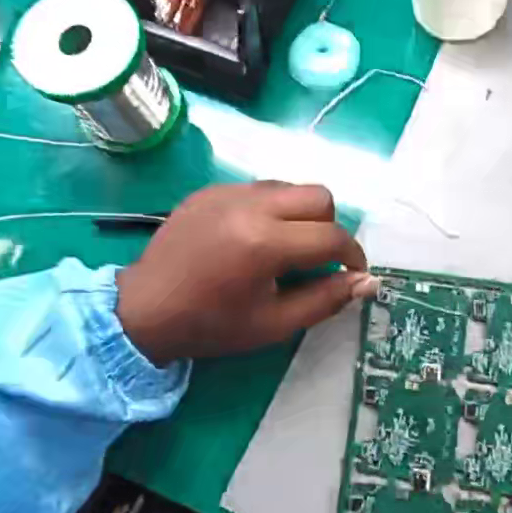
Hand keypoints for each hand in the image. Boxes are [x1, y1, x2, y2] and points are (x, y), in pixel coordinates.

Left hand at [116, 182, 377, 364]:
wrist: (145, 311)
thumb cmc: (210, 325)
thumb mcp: (273, 323)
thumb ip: (325, 300)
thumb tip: (367, 282)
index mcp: (265, 242)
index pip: (331, 236)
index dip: (352, 257)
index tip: (352, 274)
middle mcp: (249, 205)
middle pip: (318, 195)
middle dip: (329, 226)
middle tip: (317, 259)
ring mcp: (226, 192)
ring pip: (287, 187)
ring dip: (299, 214)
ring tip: (284, 249)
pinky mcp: (208, 191)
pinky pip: (255, 189)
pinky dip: (268, 210)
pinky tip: (251, 240)